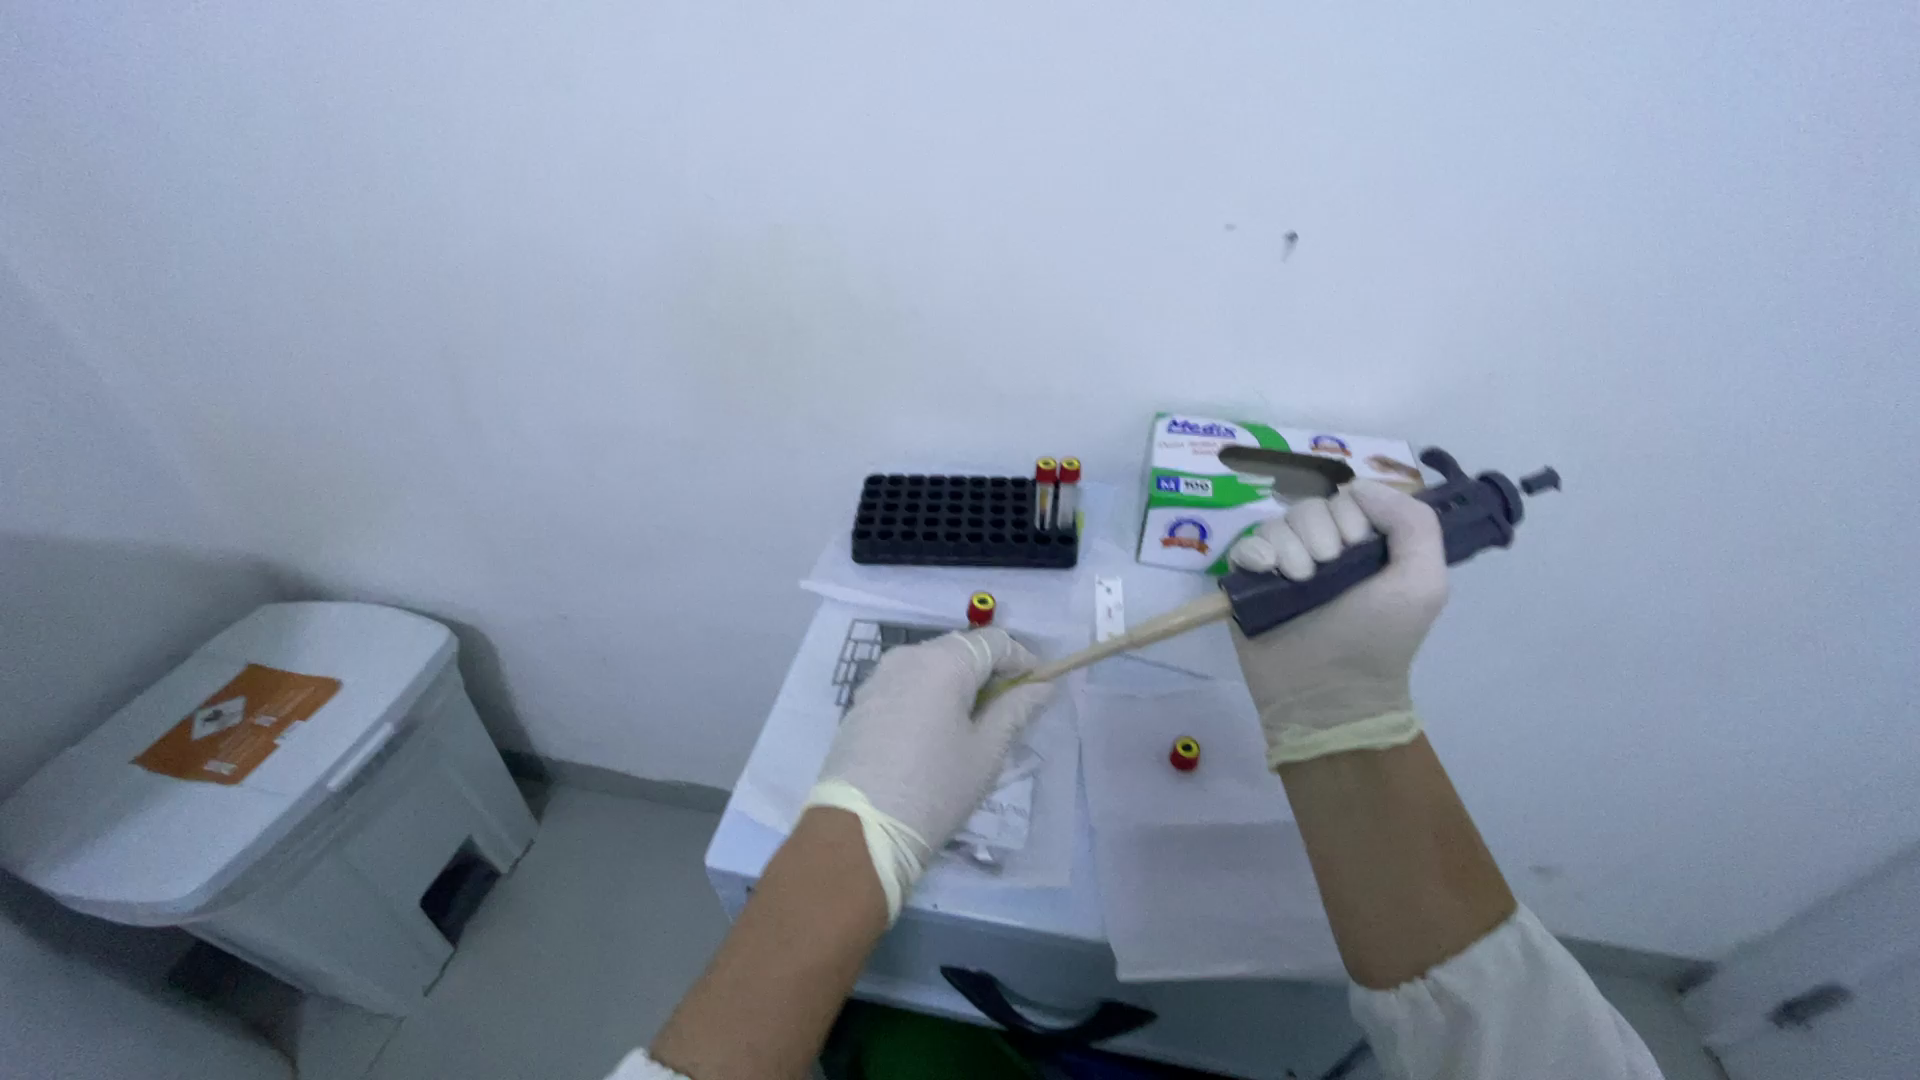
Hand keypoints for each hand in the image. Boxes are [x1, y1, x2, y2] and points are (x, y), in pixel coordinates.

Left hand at [806, 628, 1052, 918]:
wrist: (859, 829)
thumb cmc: (934, 788)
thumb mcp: (986, 752)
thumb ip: (1016, 710)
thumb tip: (1042, 687)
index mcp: (943, 661)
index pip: (994, 641)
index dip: (1022, 659)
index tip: (1038, 687)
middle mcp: (908, 657)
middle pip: (960, 648)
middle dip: (989, 670)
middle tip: (1009, 707)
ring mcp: (879, 677)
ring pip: (931, 664)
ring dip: (958, 682)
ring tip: (973, 722)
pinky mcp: (862, 701)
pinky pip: (906, 683)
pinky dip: (929, 694)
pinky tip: (936, 730)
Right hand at [1227, 480, 1448, 765]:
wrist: (1326, 691)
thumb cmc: (1378, 639)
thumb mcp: (1422, 583)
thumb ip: (1414, 524)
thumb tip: (1358, 487)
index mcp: (1365, 545)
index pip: (1349, 498)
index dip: (1352, 516)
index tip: (1358, 549)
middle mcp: (1323, 549)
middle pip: (1310, 508)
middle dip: (1319, 534)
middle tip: (1325, 573)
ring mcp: (1283, 565)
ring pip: (1277, 524)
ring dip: (1289, 548)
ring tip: (1298, 583)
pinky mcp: (1249, 582)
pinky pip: (1245, 545)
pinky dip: (1254, 553)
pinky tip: (1266, 574)